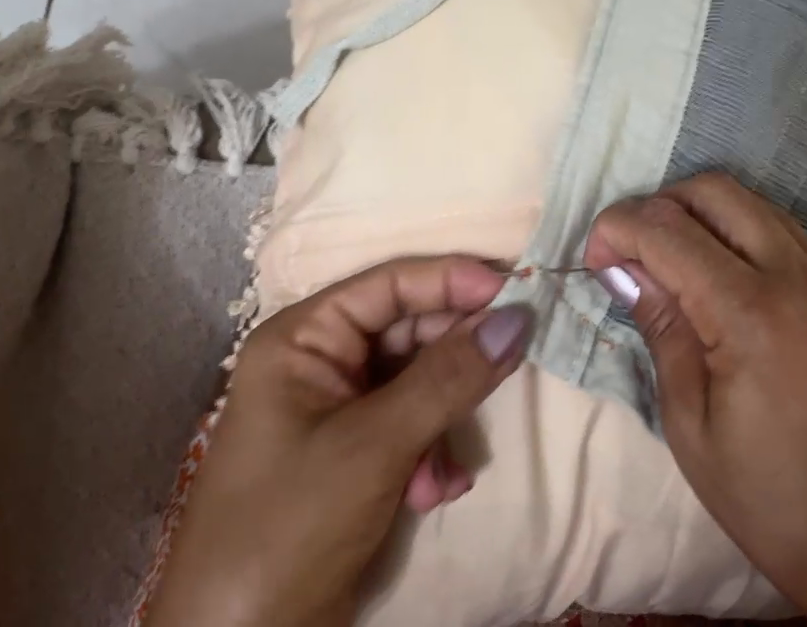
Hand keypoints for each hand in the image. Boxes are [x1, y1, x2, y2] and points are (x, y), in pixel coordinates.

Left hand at [145, 256, 533, 626]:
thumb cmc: (289, 525)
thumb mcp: (374, 445)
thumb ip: (448, 377)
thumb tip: (517, 317)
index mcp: (302, 339)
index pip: (389, 284)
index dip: (452, 280)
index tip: (518, 291)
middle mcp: (319, 363)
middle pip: (408, 331)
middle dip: (454, 361)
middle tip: (513, 365)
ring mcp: (337, 411)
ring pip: (419, 382)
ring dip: (445, 419)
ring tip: (445, 468)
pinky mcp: (355, 455)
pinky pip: (413, 427)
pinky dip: (432, 454)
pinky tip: (434, 493)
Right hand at [585, 174, 806, 626]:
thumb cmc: (765, 496)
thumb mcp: (688, 422)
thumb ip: (660, 326)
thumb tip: (623, 268)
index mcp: (752, 315)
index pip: (668, 232)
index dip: (618, 230)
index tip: (594, 256)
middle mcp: (798, 277)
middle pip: (714, 192)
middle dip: (658, 206)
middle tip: (629, 252)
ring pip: (753, 203)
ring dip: (700, 214)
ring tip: (669, 260)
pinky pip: (785, 231)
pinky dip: (741, 232)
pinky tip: (720, 272)